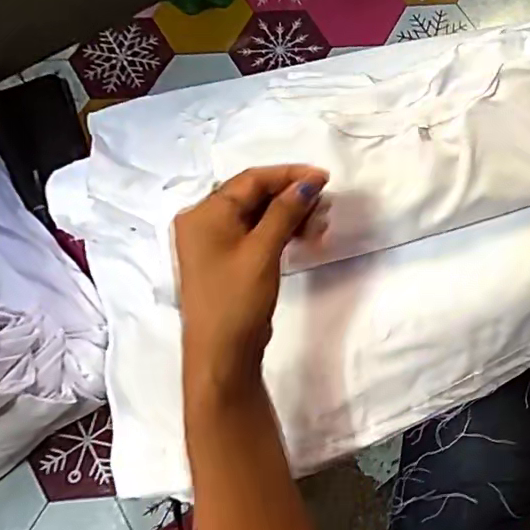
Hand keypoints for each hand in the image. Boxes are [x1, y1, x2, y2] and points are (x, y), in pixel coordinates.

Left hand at [175, 165, 327, 386]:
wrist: (222, 353)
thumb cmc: (237, 298)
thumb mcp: (263, 250)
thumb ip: (285, 211)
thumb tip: (308, 183)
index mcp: (204, 213)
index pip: (250, 180)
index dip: (289, 175)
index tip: (324, 179)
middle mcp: (204, 222)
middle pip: (253, 195)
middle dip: (291, 196)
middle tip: (325, 203)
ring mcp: (214, 243)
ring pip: (257, 215)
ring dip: (289, 214)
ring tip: (320, 223)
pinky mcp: (228, 261)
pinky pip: (255, 234)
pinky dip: (280, 231)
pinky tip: (304, 236)